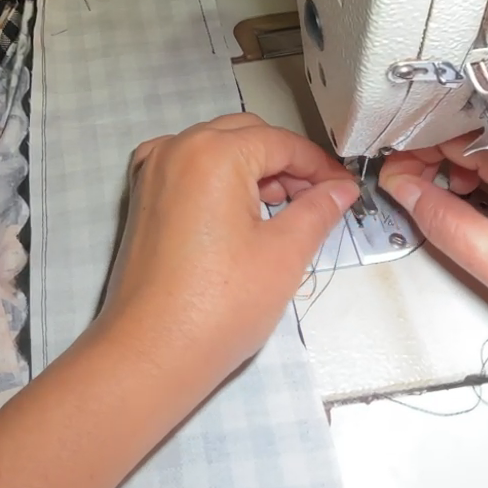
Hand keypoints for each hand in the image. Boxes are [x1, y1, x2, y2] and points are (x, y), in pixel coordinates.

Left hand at [97, 113, 359, 387]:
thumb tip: (342, 187)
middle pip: (246, 135)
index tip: (346, 189)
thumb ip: (318, 209)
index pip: (280, 142)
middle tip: (317, 200)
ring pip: (215, 147)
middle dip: (285, 162)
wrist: (152, 352)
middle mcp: (177, 146)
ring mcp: (152, 168)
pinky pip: (187, 165)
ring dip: (252, 167)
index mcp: (212, 151)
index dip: (319, 165)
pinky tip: (235, 209)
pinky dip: (216, 175)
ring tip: (282, 209)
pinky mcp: (141, 193)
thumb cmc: (221, 304)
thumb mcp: (284, 254)